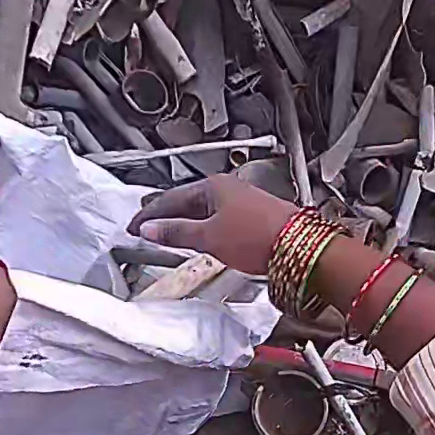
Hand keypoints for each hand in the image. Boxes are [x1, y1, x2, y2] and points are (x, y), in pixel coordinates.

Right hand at [127, 174, 298, 274]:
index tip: (134, 227)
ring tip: (169, 233)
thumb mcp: (209, 237)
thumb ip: (176, 232)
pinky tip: (204, 238)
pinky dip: (205, 228)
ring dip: (185, 222)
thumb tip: (151, 229)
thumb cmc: (259, 236)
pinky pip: (221, 220)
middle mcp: (229, 189)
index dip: (149, 215)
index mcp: (213, 186)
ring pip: (205, 211)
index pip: (171, 198)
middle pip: (188, 201)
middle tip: (146, 227)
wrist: (299, 248)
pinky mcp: (255, 218)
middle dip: (166, 215)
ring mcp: (244, 203)